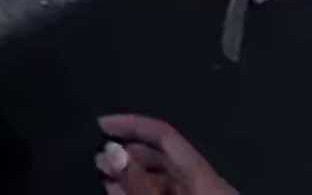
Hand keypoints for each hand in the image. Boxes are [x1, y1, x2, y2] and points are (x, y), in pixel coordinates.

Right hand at [94, 115, 237, 194]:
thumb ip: (139, 181)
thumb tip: (111, 149)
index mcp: (207, 179)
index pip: (164, 133)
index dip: (130, 123)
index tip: (103, 125)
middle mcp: (210, 186)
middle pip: (163, 156)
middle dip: (127, 154)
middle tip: (101, 160)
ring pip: (165, 178)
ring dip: (133, 175)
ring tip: (107, 178)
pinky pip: (172, 194)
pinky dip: (146, 191)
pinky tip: (122, 193)